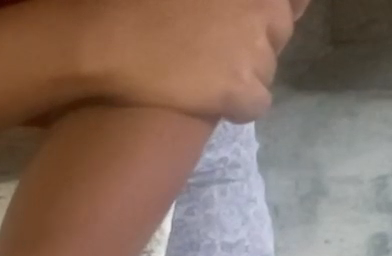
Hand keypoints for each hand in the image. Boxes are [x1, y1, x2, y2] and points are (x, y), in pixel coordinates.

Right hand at [74, 0, 301, 123]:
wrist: (111, 42)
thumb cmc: (134, 2)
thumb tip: (212, 9)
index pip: (281, 1)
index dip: (256, 16)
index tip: (233, 28)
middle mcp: (262, 7)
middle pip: (279, 33)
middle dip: (255, 45)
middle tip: (220, 59)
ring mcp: (252, 48)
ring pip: (267, 71)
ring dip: (245, 78)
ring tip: (212, 85)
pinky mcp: (237, 87)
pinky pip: (258, 105)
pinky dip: (242, 108)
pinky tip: (219, 109)